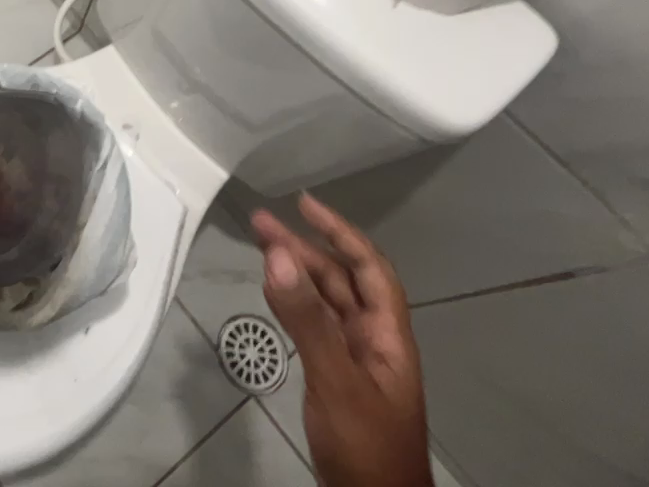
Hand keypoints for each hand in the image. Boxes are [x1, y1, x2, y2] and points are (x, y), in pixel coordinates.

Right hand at [252, 195, 432, 486]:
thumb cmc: (366, 443)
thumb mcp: (336, 378)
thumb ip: (307, 318)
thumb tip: (277, 256)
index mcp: (388, 335)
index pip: (368, 268)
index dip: (340, 232)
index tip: (304, 204)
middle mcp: (373, 339)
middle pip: (341, 281)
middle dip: (304, 247)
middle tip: (261, 223)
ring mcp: (353, 359)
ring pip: (324, 302)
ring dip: (296, 272)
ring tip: (261, 246)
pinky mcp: (333, 376)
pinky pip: (313, 326)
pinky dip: (293, 302)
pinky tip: (274, 290)